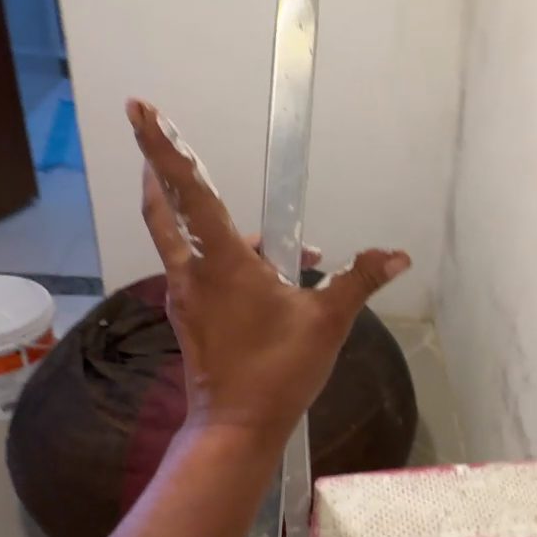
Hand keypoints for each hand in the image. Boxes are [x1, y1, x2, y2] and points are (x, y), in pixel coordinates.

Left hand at [127, 99, 408, 445]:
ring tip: (288, 251)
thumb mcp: (328, 321)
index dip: (164, 147)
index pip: (190, 192)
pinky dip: (225, 260)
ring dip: (219, 228)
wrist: (237, 427)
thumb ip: (360, 280)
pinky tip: (270, 281)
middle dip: (163, 173)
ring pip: (187, 243)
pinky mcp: (192, 318)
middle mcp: (194, 273)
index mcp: (222, 262)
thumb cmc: (278, 369)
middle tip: (166, 144)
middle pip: (167, 210)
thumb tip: (398, 255)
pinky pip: (201, 272)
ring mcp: (187, 298)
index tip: (139, 109)